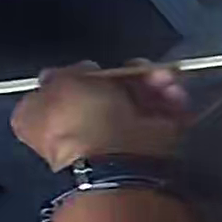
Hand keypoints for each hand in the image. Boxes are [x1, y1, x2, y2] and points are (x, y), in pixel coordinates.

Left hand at [12, 61, 188, 171]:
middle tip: (142, 68)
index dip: (87, 73)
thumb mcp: (64, 83)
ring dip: (157, 84)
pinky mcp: (155, 136)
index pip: (69, 86)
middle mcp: (83, 123)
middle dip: (131, 76)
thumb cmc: (83, 118)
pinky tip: (176, 93)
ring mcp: (122, 131)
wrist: (121, 155)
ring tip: (165, 79)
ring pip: (143, 97)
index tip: (100, 66)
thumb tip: (84, 69)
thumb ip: (70, 71)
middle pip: (112, 89)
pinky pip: (167, 111)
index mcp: (45, 115)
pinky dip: (174, 99)